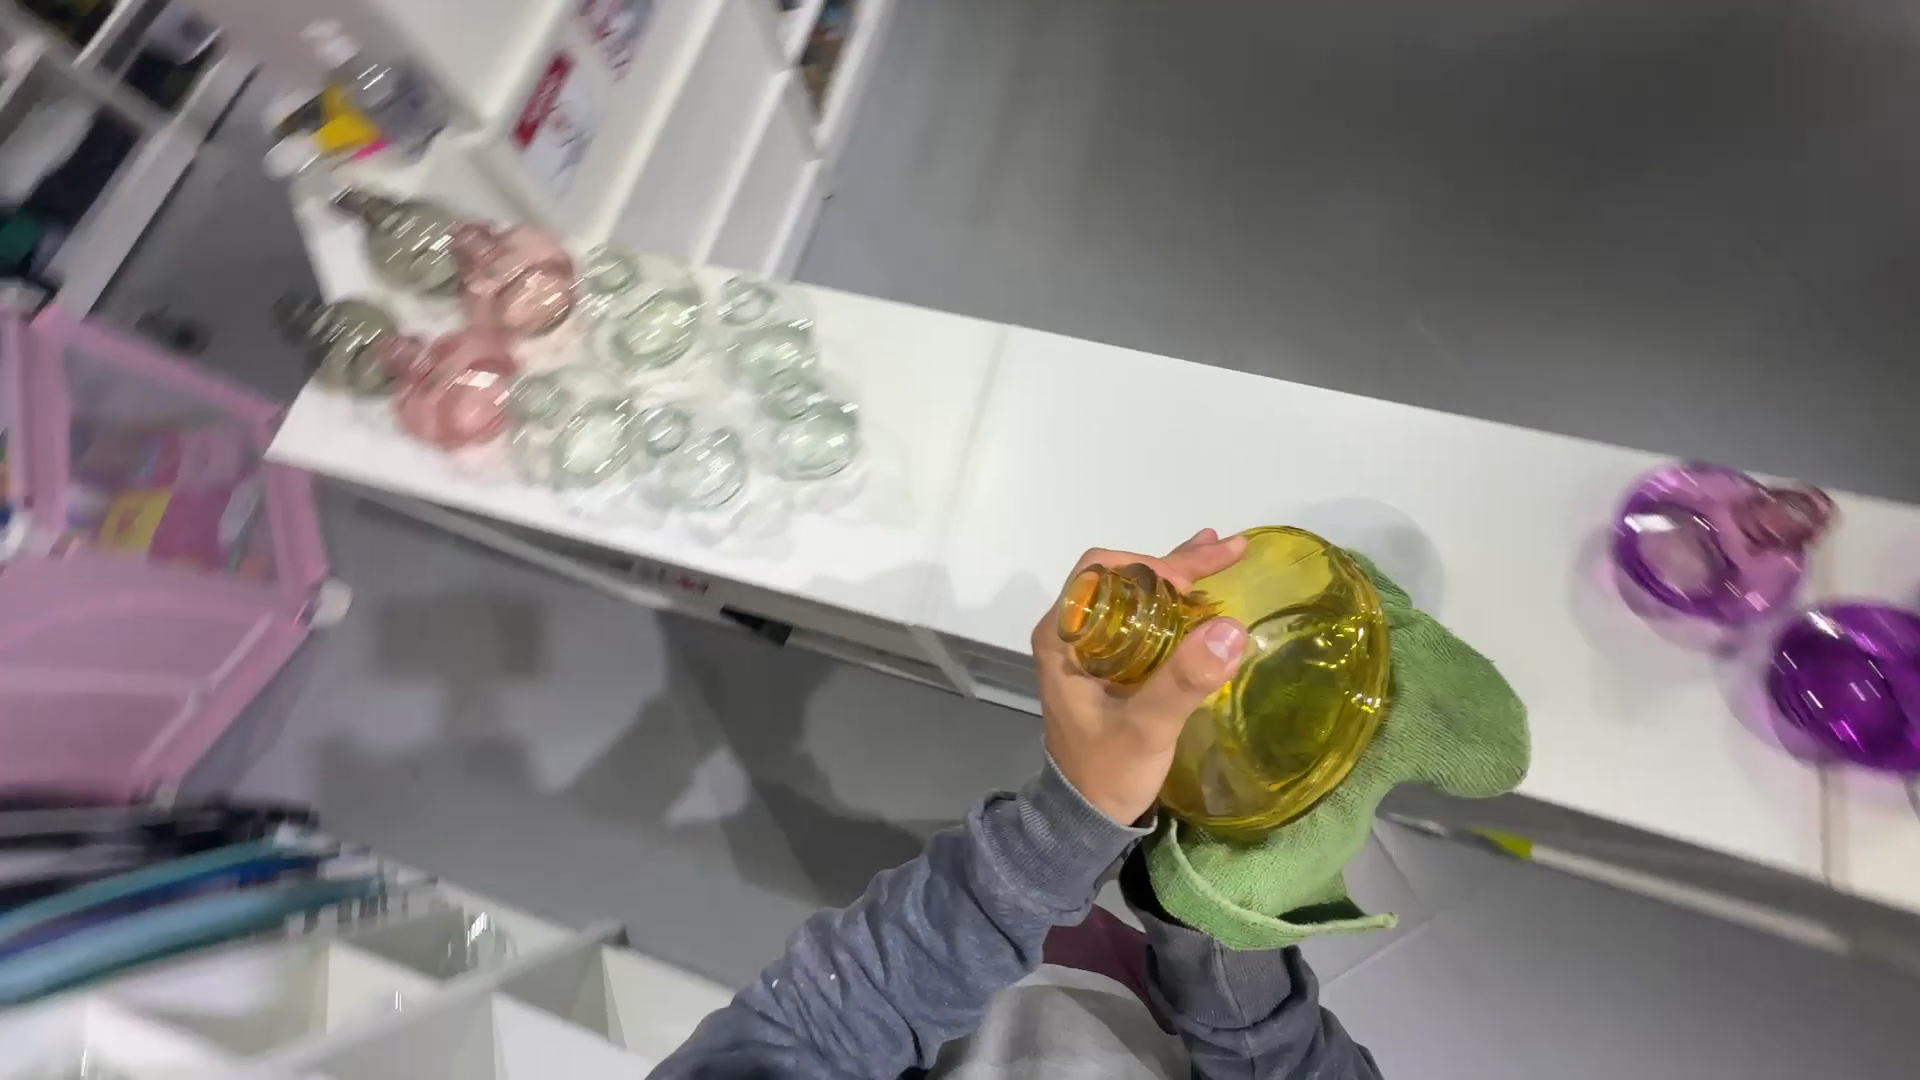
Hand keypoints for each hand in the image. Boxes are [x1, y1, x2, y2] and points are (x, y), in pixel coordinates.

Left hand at [1032, 529, 1249, 825]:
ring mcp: (1092, 648)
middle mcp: (1073, 634)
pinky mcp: (1112, 665)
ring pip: (1136, 596)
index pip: (1099, 575)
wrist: (1087, 816)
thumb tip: (1230, 627)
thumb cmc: (1105, 772)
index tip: (1191, 585)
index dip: (1147, 567)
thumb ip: (1182, 681)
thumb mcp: (1146, 729)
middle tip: (1227, 551)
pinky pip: (1143, 621)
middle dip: (1174, 564)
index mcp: (1063, 638)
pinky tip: (1205, 593)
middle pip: (1122, 579)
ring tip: (1225, 552)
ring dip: (1180, 576)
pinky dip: (1176, 604)